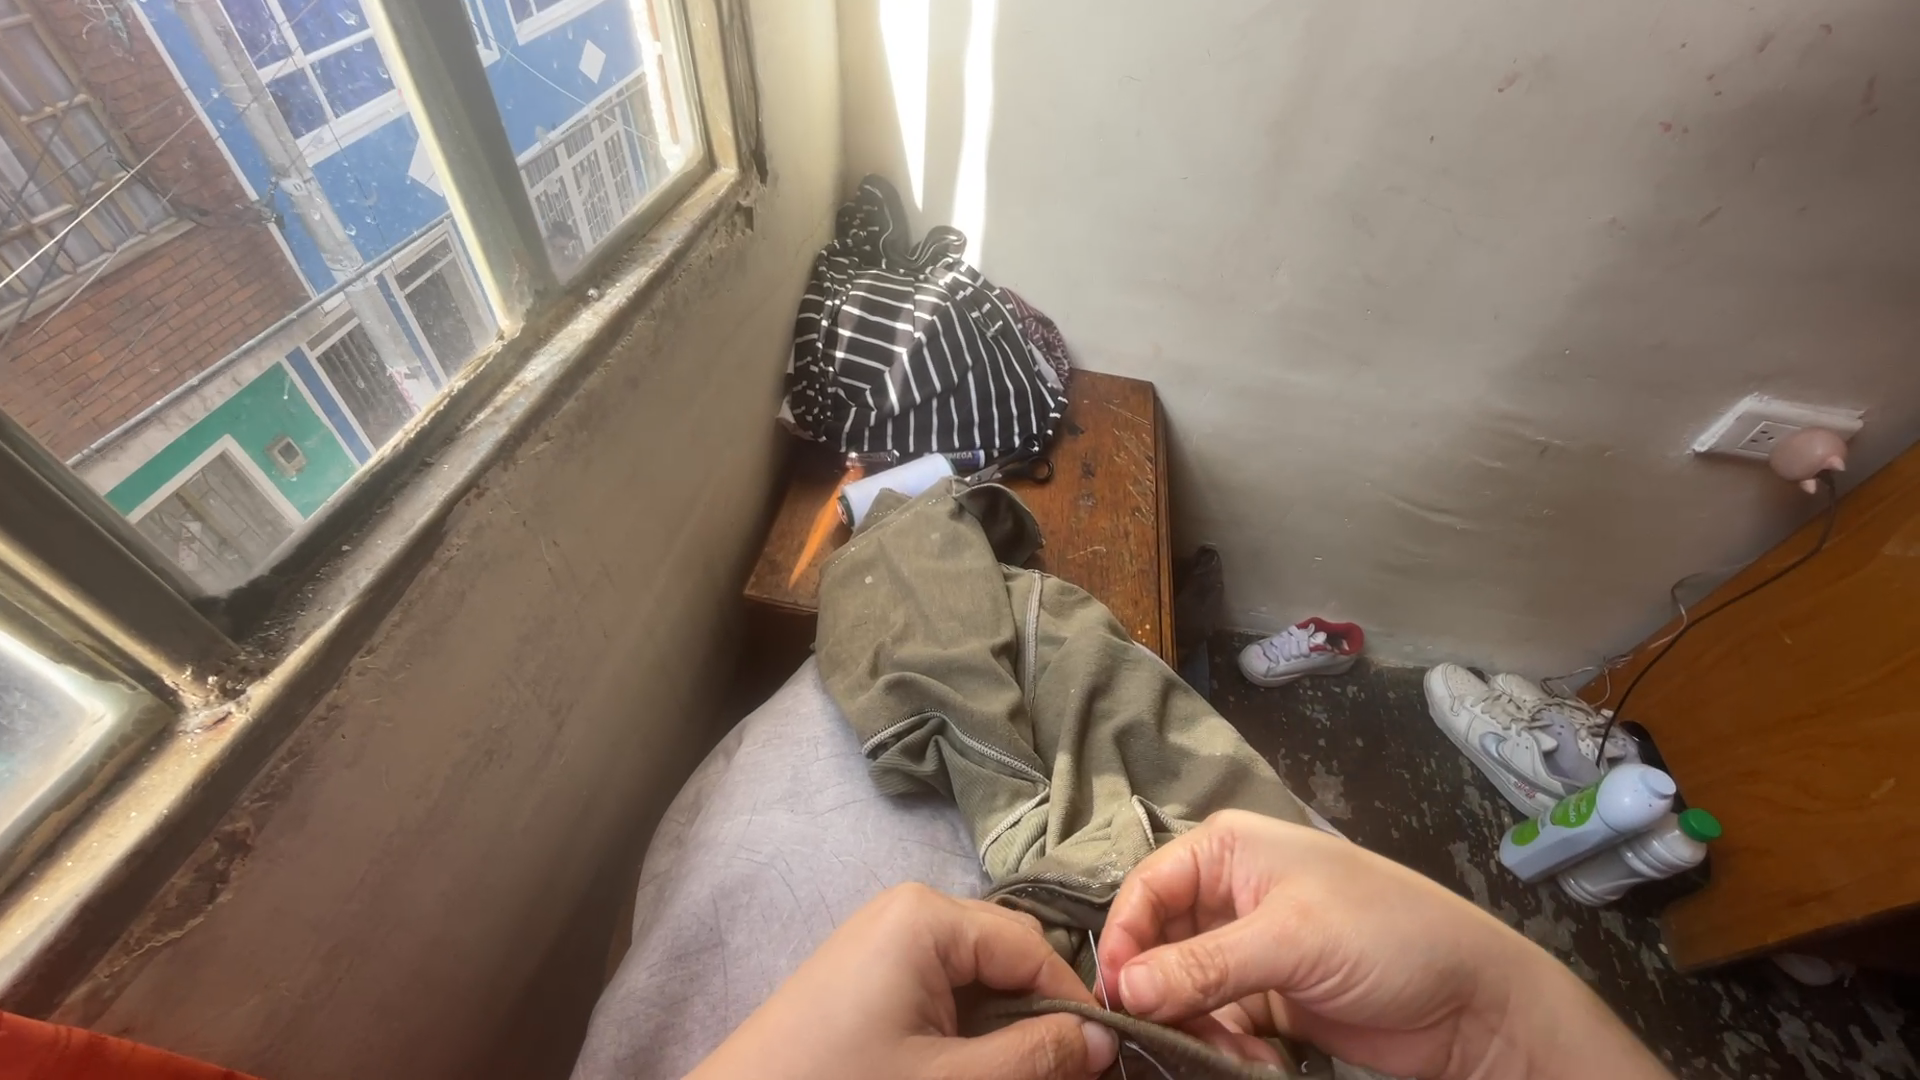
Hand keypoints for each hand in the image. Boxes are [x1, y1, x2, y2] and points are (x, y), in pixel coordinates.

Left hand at [688, 884, 1118, 1079]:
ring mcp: (885, 934)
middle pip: (1003, 951)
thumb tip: (1105, 1040)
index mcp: (928, 914)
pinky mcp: (870, 967)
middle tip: (1062, 1075)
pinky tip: (967, 1065)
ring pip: (975, 972)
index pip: (1029, 944)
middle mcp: (909, 907)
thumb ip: (1035, 1057)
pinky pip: (940, 983)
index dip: (1073, 1003)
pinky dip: (965, 1025)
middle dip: (1036, 1015)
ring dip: (1002, 1025)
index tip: (1107, 1062)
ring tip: (1015, 1074)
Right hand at [1097, 811, 1670, 1079]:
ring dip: (1197, 1024)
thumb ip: (1202, 966)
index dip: (1124, 938)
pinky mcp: (1270, 992)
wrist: (1482, 1004)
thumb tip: (1122, 989)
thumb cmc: (1380, 936)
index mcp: (1224, 851)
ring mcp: (1249, 943)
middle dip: (1163, 991)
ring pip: (1186, 984)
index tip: (1113, 996)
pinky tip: (1257, 1063)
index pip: (1148, 888)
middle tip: (1168, 1038)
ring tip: (1232, 1057)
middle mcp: (1228, 890)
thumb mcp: (1288, 942)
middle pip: (1162, 940)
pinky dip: (1226, 1044)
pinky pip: (1220, 1016)